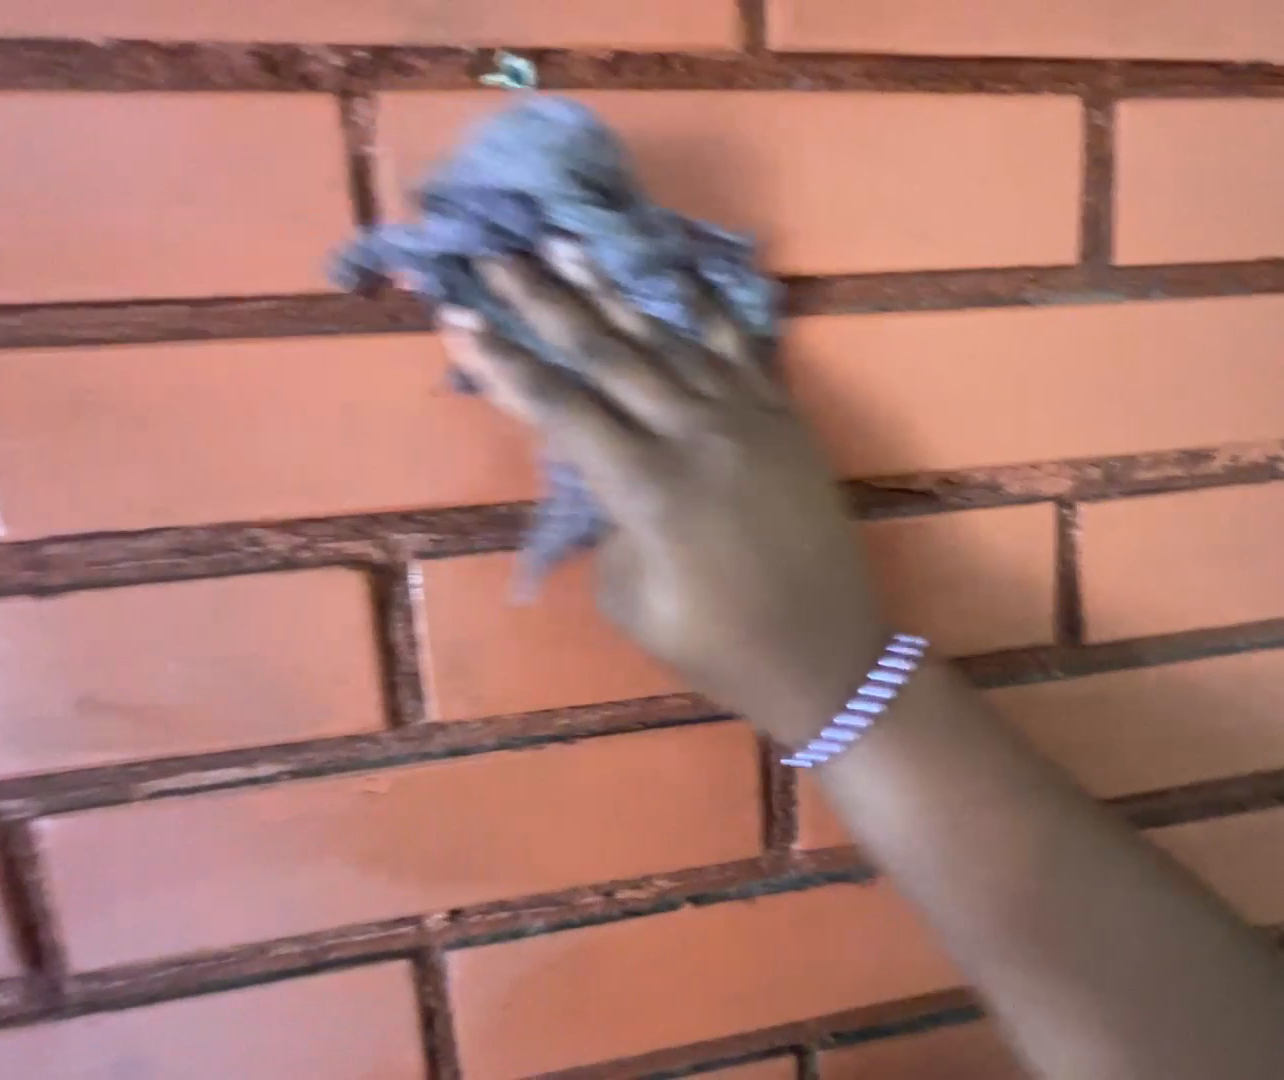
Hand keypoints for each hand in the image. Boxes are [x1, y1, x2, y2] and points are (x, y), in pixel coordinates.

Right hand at [437, 245, 887, 744]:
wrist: (826, 655)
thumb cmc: (717, 645)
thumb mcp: (630, 595)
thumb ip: (606, 520)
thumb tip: (601, 467)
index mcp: (648, 489)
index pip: (559, 408)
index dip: (503, 362)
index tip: (457, 317)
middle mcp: (694, 433)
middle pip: (605, 353)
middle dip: (545, 302)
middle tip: (500, 255)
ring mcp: (746, 415)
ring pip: (666, 337)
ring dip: (611, 289)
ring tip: (567, 243)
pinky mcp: (783, 415)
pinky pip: (738, 345)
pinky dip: (701, 305)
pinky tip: (672, 269)